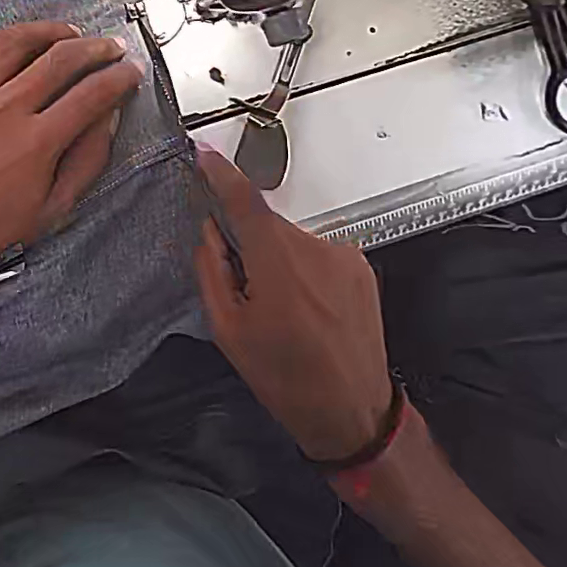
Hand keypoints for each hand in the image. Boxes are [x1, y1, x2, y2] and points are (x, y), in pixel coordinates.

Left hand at [0, 22, 141, 322]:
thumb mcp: (53, 207)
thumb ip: (87, 160)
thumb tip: (108, 120)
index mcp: (35, 143)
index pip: (92, 94)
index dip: (120, 78)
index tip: (130, 74)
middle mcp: (5, 111)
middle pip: (61, 58)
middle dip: (96, 48)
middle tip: (110, 49)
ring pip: (17, 41)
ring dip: (51, 31)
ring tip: (70, 34)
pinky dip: (0, 35)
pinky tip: (17, 39)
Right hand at [192, 146, 394, 460]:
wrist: (351, 411)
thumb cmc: (284, 377)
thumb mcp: (228, 329)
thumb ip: (212, 270)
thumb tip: (210, 231)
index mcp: (277, 264)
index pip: (245, 202)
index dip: (221, 174)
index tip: (205, 154)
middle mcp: (315, 250)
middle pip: (267, 224)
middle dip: (250, 243)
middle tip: (247, 287)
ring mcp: (344, 256)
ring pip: (292, 239)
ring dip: (279, 259)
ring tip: (284, 307)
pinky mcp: (361, 267)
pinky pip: (317, 252)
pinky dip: (304, 268)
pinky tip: (307, 305)